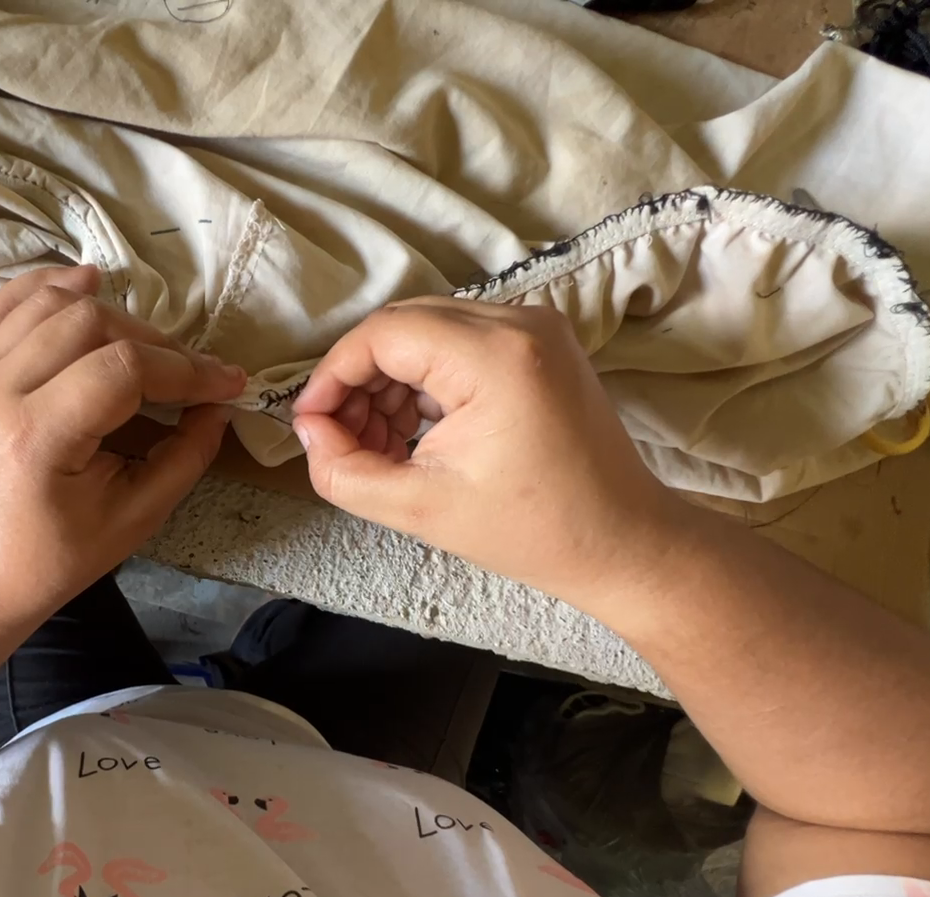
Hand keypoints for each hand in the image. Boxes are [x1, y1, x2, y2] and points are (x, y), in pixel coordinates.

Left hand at [0, 265, 246, 621]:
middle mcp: (0, 391)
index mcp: (37, 435)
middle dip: (157, 342)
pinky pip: (10, 305)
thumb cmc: (61, 555)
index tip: (228, 383)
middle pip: (90, 323)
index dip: (186, 370)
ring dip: (114, 313)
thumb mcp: (137, 516)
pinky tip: (86, 283)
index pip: (123, 369)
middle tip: (192, 375)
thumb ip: (185, 456)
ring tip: (152, 345)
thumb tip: (219, 406)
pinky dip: (51, 286)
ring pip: (54, 304)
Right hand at [291, 298, 689, 607]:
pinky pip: (454, 346)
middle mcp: (517, 321)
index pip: (381, 335)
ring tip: (376, 445)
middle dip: (356, 381)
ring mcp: (533, 328)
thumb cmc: (528, 531)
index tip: (308, 425)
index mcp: (494, 356)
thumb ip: (342, 470)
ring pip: (423, 334)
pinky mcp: (537, 345)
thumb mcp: (416, 509)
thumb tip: (307, 430)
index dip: (331, 376)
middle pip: (400, 326)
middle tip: (339, 439)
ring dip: (385, 384)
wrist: (621, 542)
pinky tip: (410, 432)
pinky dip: (419, 383)